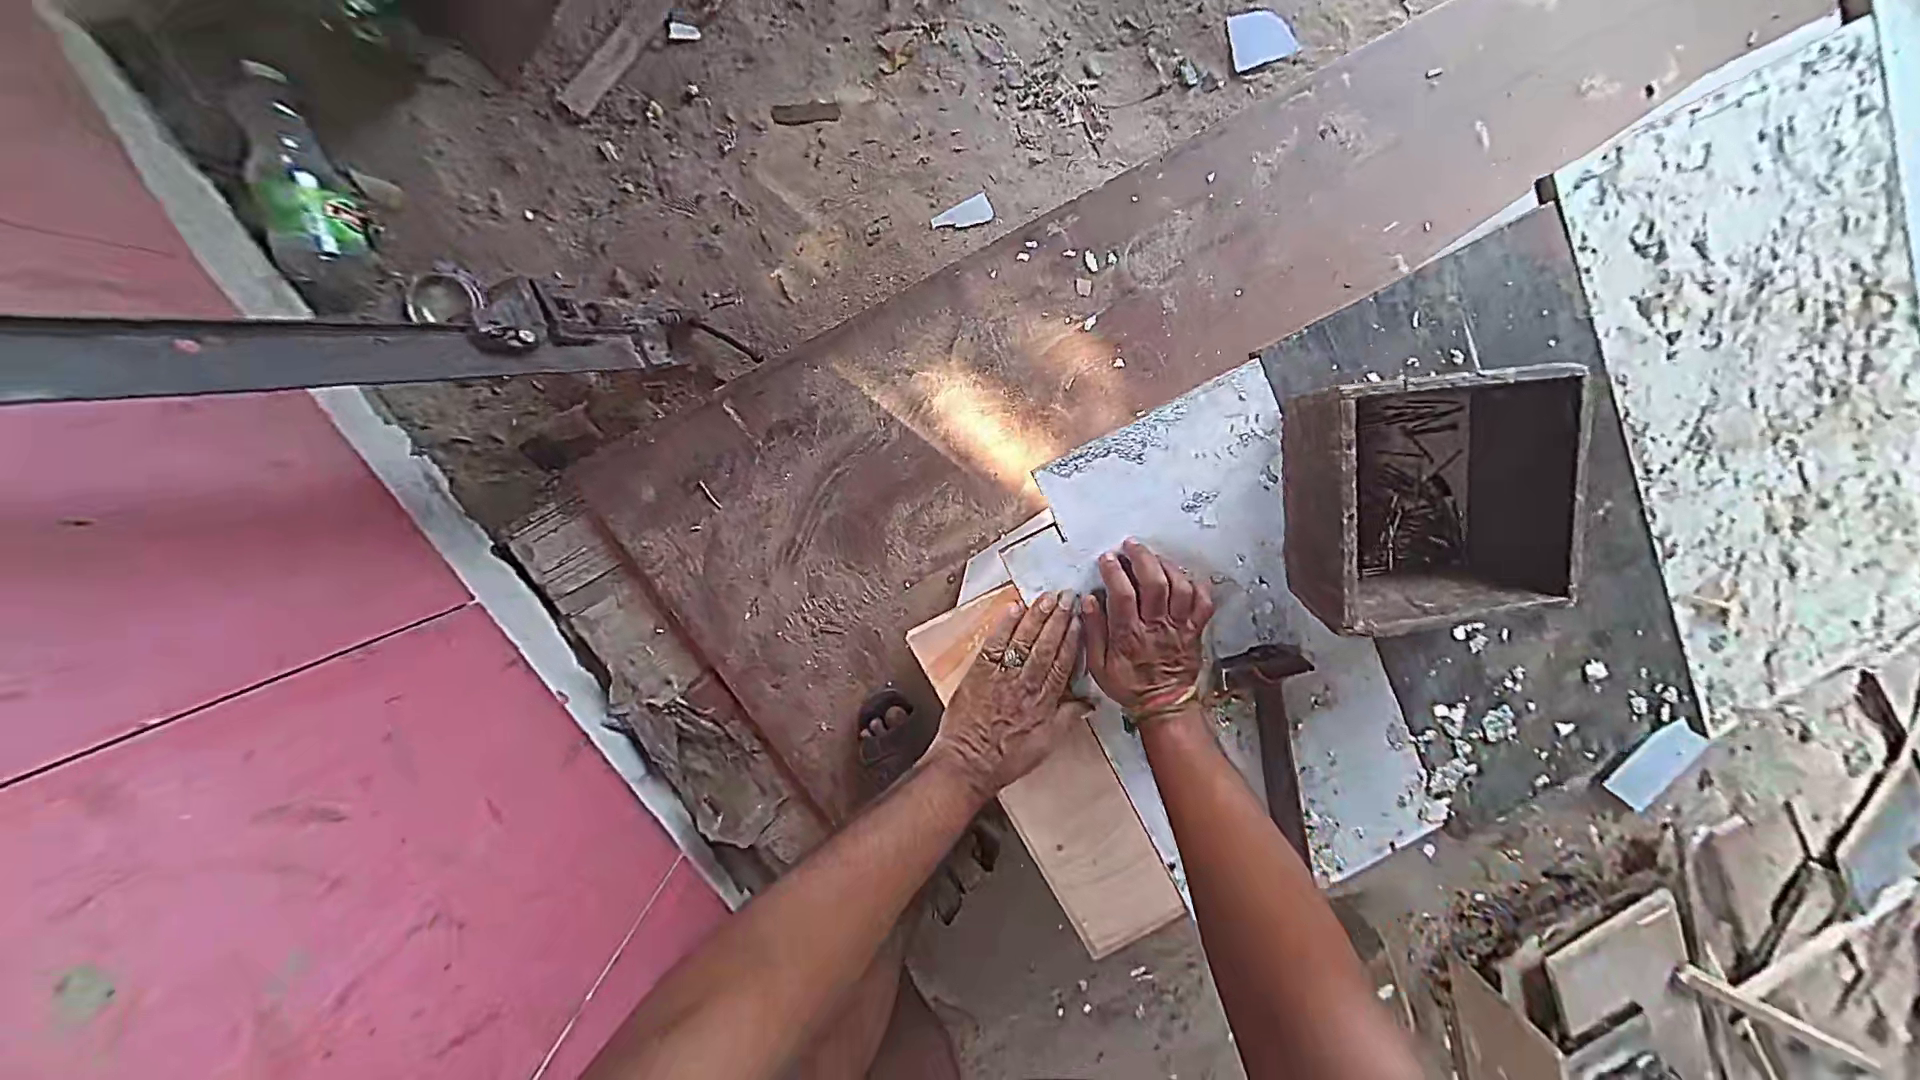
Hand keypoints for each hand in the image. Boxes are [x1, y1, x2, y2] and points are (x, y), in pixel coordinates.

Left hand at [932, 590, 1091, 796]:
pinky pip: (994, 644)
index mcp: (1045, 701)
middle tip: (1068, 596)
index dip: (1073, 637)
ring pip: (1024, 640)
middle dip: (1059, 618)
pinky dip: (1004, 625)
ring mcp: (1001, 677)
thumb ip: (1067, 718)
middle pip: (1047, 645)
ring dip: (1037, 616)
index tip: (1080, 618)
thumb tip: (1089, 703)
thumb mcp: (1046, 743)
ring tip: (1047, 597)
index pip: (1064, 662)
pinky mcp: (978, 673)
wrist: (967, 763)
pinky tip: (1014, 608)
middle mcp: (1025, 684)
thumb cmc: (1006, 758)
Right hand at [1083, 539, 1214, 713]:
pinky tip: (1181, 576)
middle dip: (1142, 558)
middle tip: (1131, 546)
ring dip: (1166, 566)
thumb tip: (1089, 601)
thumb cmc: (1130, 685)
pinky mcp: (1194, 631)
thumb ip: (1093, 631)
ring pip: (1180, 588)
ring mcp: (1179, 628)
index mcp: (1130, 635)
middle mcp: (1157, 628)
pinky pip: (1203, 602)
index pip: (1122, 594)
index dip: (1114, 571)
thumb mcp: (1099, 665)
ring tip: (1153, 557)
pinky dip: (1195, 585)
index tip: (1107, 559)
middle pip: (1155, 583)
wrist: (1164, 706)